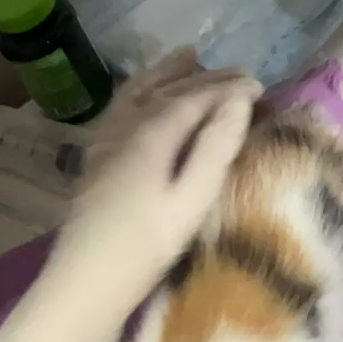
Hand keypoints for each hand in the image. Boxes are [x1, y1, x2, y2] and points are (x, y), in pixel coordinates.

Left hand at [0, 50, 261, 341]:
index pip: (195, 97)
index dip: (228, 88)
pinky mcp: (97, 157)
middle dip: (207, 78)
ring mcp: (107, 139)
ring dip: (169, 74)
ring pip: (140, 92)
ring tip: (190, 58)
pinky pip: (121, 106)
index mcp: (151, 133)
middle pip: (169, 90)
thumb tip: (238, 102)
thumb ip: (215, 149)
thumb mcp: (190, 202)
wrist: (83, 283)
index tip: (259, 86)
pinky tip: (143, 95)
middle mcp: (126, 126)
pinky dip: (139, 89)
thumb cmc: (143, 248)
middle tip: (242, 74)